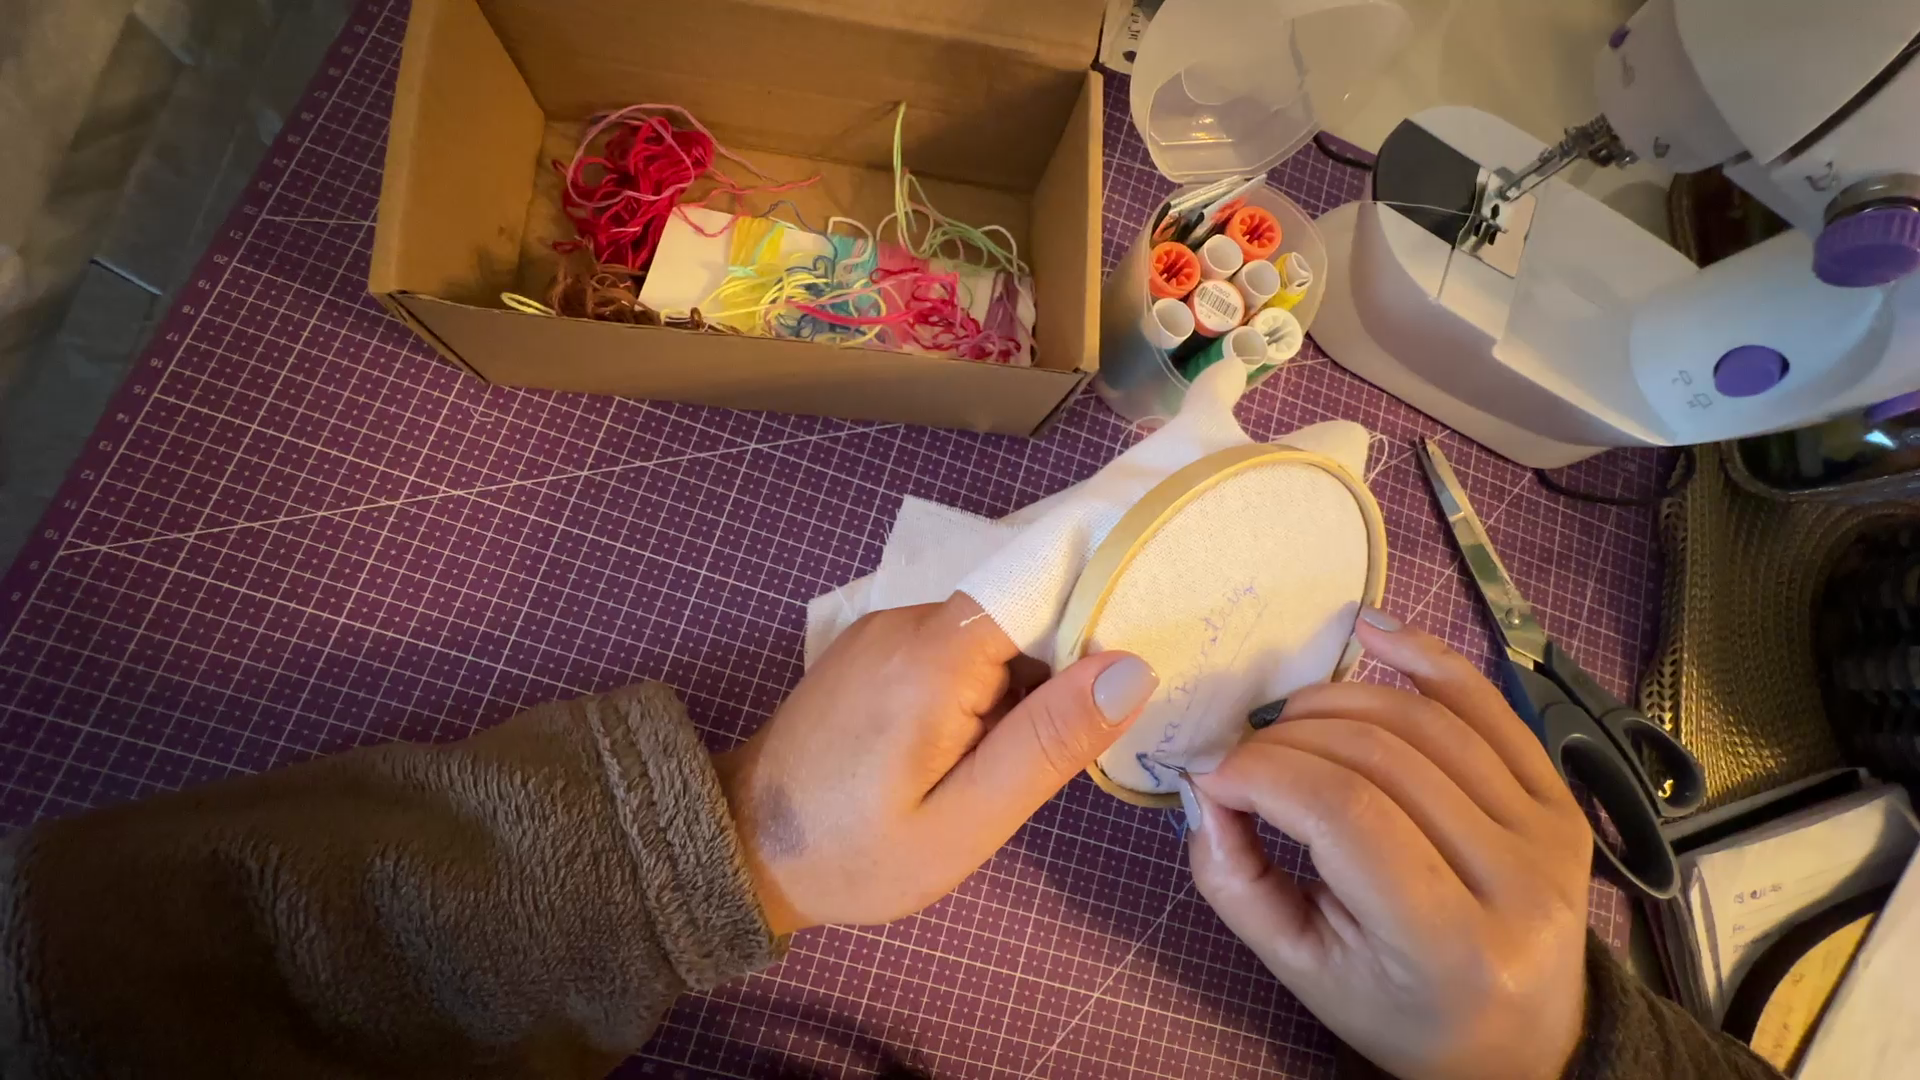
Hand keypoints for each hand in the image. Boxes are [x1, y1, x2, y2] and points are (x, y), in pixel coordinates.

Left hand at [717, 593, 1157, 934]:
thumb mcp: (966, 819)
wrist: (741, 849)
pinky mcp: (874, 649)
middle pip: (1017, 613)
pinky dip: (980, 684)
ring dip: (1018, 682)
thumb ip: (1047, 742)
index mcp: (935, 651)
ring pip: (988, 633)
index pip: (1039, 586)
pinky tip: (971, 742)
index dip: (1093, 615)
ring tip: (1010, 754)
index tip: (1135, 664)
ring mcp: (885, 630)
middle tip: (1066, 743)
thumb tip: (1129, 668)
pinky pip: (951, 647)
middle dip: (1058, 666)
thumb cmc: (856, 851)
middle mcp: (909, 618)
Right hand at [1181, 610, 1591, 1079]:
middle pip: (1379, 758)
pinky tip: (1369, 629)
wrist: (1516, 1036)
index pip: (1345, 814)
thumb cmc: (1392, 1005)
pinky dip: (1423, 654)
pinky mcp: (1557, 797)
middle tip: (1242, 755)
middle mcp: (1518, 882)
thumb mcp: (1295, 962)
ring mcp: (1549, 830)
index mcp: (1449, 944)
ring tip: (1287, 720)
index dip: (1265, 773)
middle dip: (1286, 739)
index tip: (1214, 773)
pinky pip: (1485, 704)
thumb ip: (1232, 875)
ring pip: (1422, 720)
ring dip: (1333, 699)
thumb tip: (1205, 783)